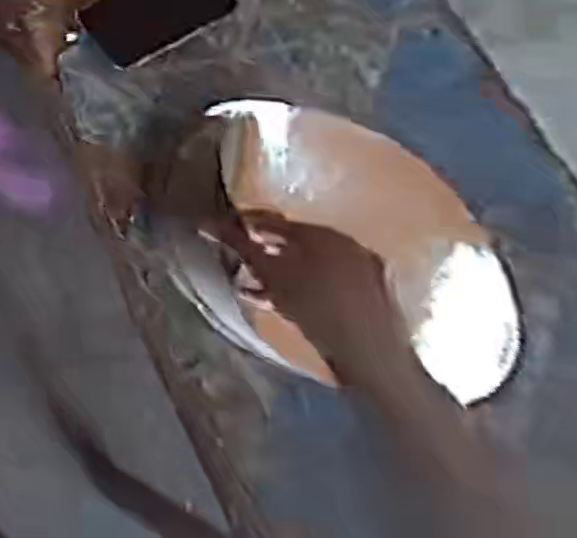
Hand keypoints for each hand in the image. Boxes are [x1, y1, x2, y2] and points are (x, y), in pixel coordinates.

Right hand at [207, 211, 411, 380]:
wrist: (373, 357)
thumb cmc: (313, 305)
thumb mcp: (266, 270)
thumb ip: (235, 242)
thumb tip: (203, 221)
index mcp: (323, 233)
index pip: (270, 220)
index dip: (241, 227)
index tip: (220, 237)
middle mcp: (348, 245)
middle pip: (292, 241)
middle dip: (262, 252)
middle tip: (239, 264)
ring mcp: (366, 271)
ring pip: (310, 263)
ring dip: (280, 271)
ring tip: (256, 287)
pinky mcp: (374, 295)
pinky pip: (329, 280)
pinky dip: (304, 285)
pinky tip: (283, 302)